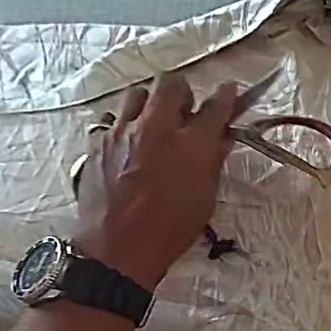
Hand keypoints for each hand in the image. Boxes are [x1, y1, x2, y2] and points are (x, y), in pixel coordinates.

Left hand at [74, 71, 239, 288]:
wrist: (120, 246)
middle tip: (186, 110)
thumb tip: (220, 140)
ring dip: (151, 104)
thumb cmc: (172, 228)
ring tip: (154, 124)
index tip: (231, 91)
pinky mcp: (99, 142)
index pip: (215, 108)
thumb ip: (212, 163)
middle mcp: (157, 129)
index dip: (227, 97)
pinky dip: (125, 126)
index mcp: (192, 144)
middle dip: (183, 92)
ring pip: (137, 95)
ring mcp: (123, 132)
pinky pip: (113, 119)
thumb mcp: (205, 197)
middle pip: (171, 85)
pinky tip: (130, 145)